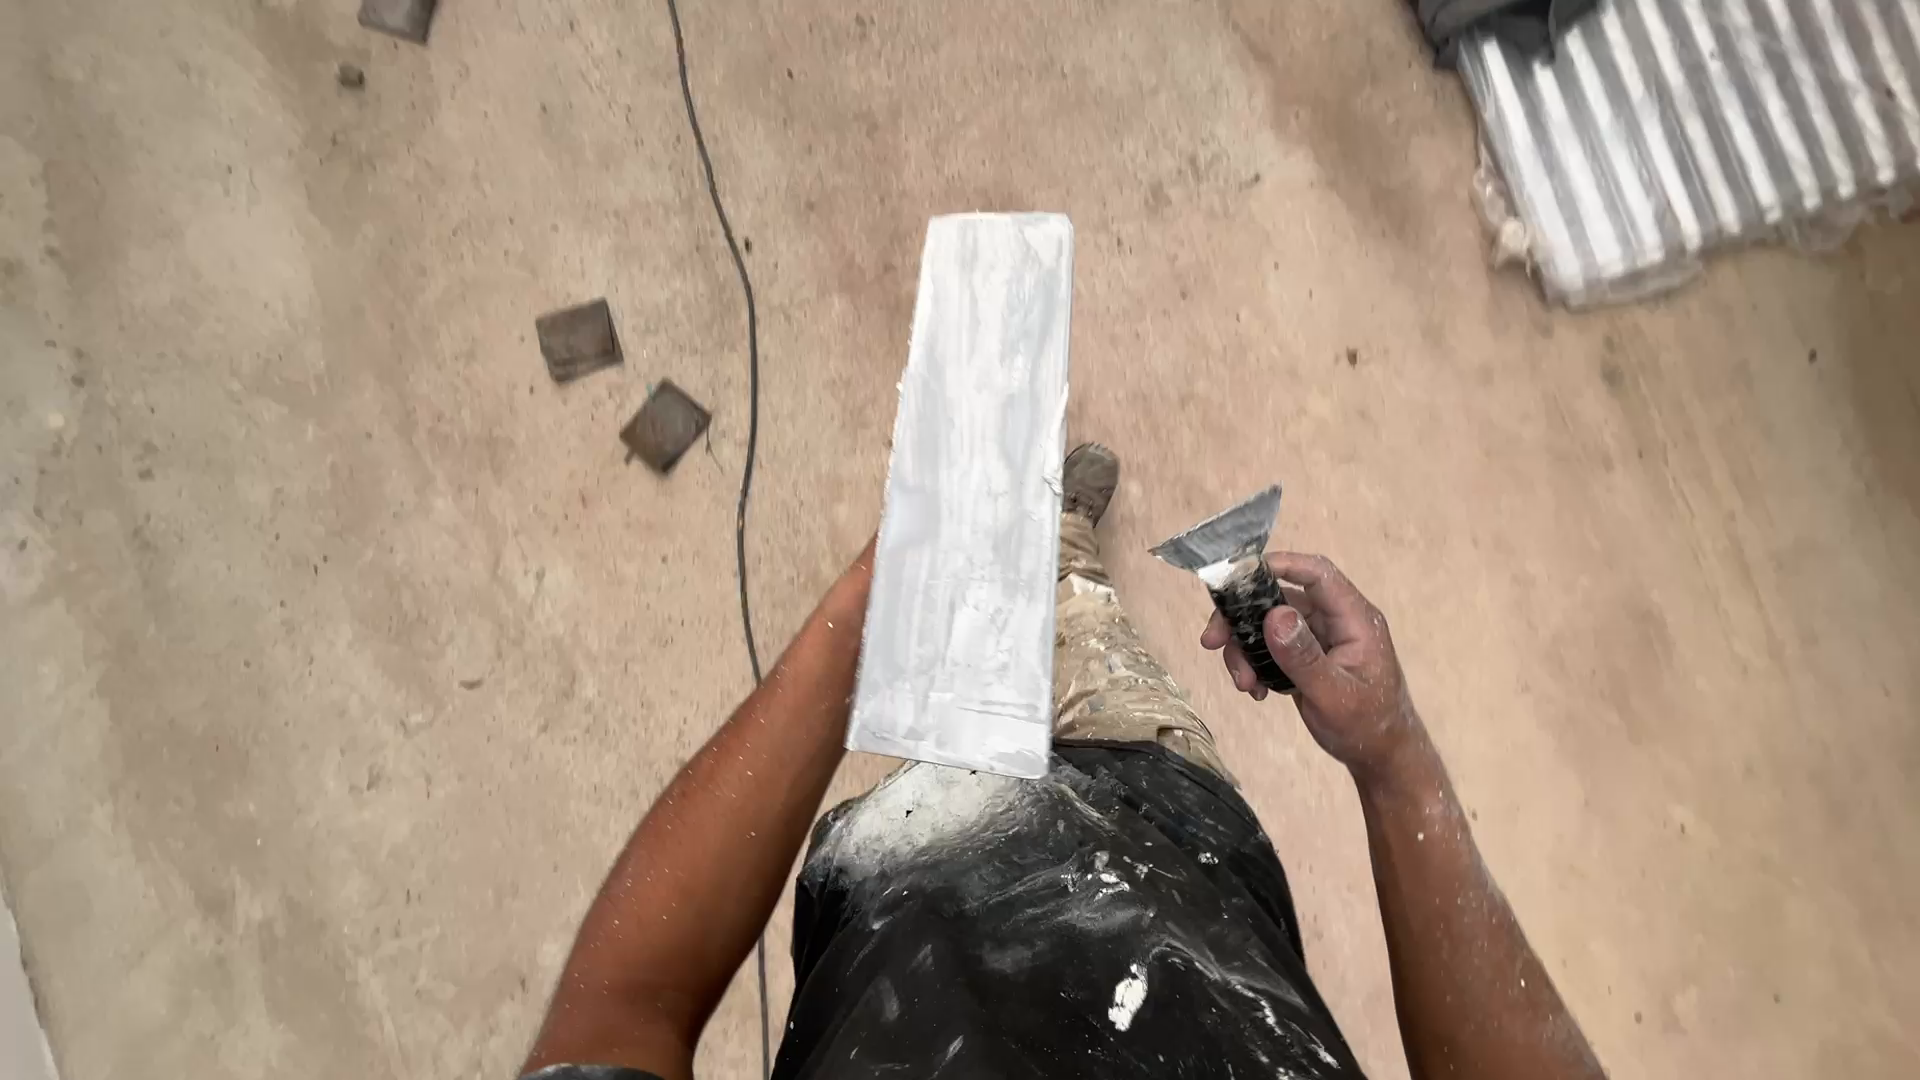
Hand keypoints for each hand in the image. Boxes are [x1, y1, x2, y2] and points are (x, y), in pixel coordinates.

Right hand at [1202, 553, 1420, 777]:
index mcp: (1353, 620)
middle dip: (1240, 618)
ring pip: (1265, 624)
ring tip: (1243, 683)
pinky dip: (1252, 664)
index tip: (1236, 576)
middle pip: (1277, 598)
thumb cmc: (1368, 727)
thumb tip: (1275, 615)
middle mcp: (1333, 620)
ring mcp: (1315, 637)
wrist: (1379, 758)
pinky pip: (1266, 646)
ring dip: (1243, 649)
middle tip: (1212, 641)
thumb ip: (1304, 657)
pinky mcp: (1301, 655)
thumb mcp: (1335, 696)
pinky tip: (1255, 690)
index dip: (1279, 565)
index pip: (1317, 574)